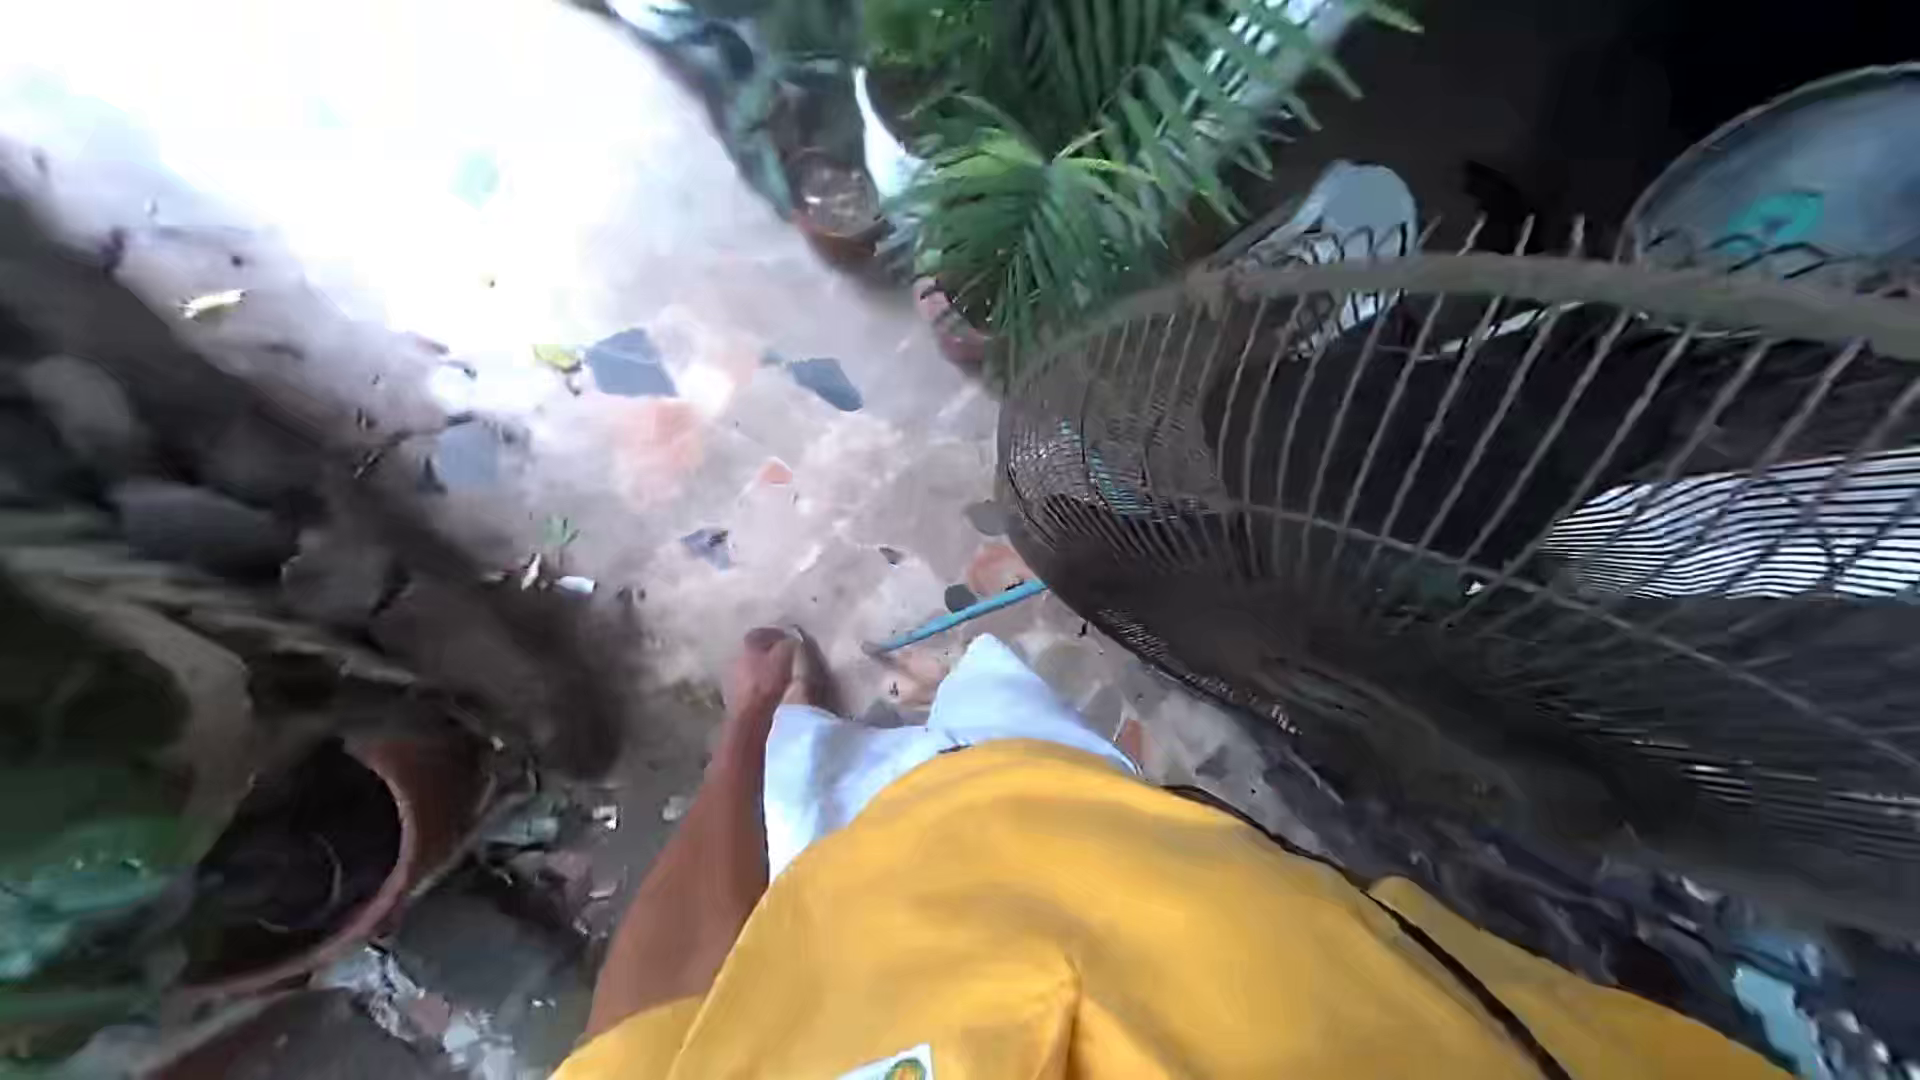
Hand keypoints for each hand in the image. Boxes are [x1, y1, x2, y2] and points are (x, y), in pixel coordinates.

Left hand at [724, 626, 797, 715]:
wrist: (750, 714)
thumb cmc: (768, 682)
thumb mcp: (785, 656)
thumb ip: (788, 643)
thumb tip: (792, 639)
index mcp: (747, 643)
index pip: (762, 631)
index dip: (777, 634)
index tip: (788, 639)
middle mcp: (736, 656)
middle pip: (754, 649)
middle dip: (768, 651)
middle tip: (784, 655)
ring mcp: (731, 676)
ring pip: (750, 666)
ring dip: (762, 668)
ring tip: (778, 673)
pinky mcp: (732, 694)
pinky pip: (748, 682)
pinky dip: (758, 682)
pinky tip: (768, 688)